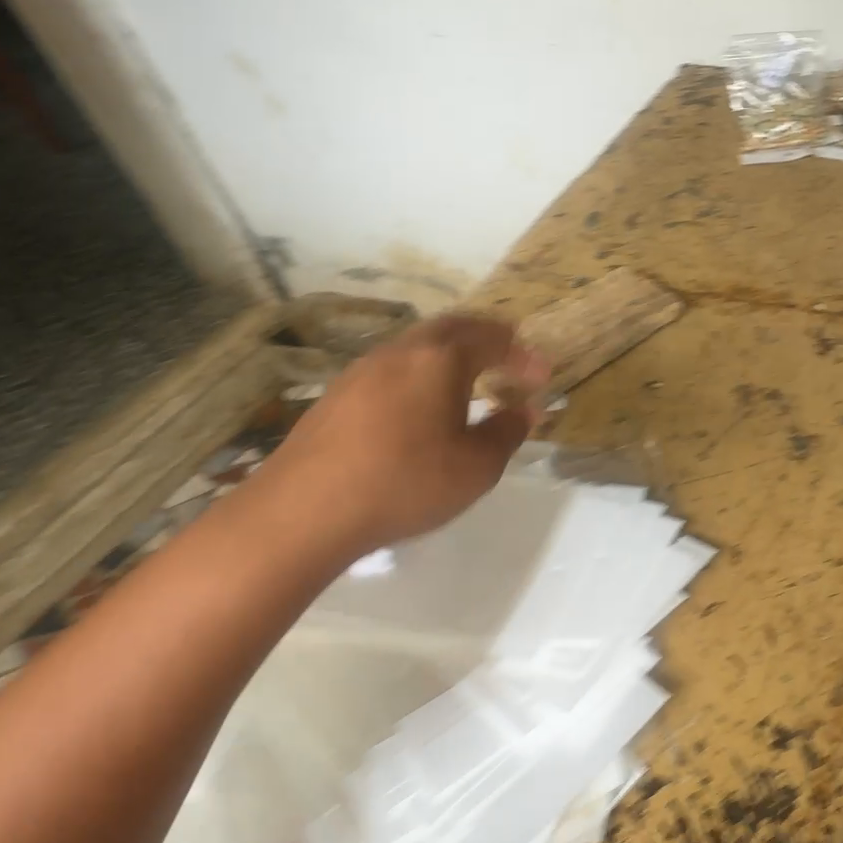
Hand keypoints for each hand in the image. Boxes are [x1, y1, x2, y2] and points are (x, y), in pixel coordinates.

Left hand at [255, 313, 550, 554]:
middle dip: (486, 339)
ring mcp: (362, 371)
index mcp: (441, 359)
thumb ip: (507, 432)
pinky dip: (420, 376)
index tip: (541, 376)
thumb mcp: (477, 467)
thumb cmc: (405, 483)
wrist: (301, 513)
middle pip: (452, 328)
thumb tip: (523, 410)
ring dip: (450, 357)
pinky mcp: (335, 396)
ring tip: (468, 385)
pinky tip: (420, 409)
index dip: (523, 354)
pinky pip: (391, 370)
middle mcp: (401, 352)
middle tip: (509, 359)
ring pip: (417, 347)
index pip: (493, 339)